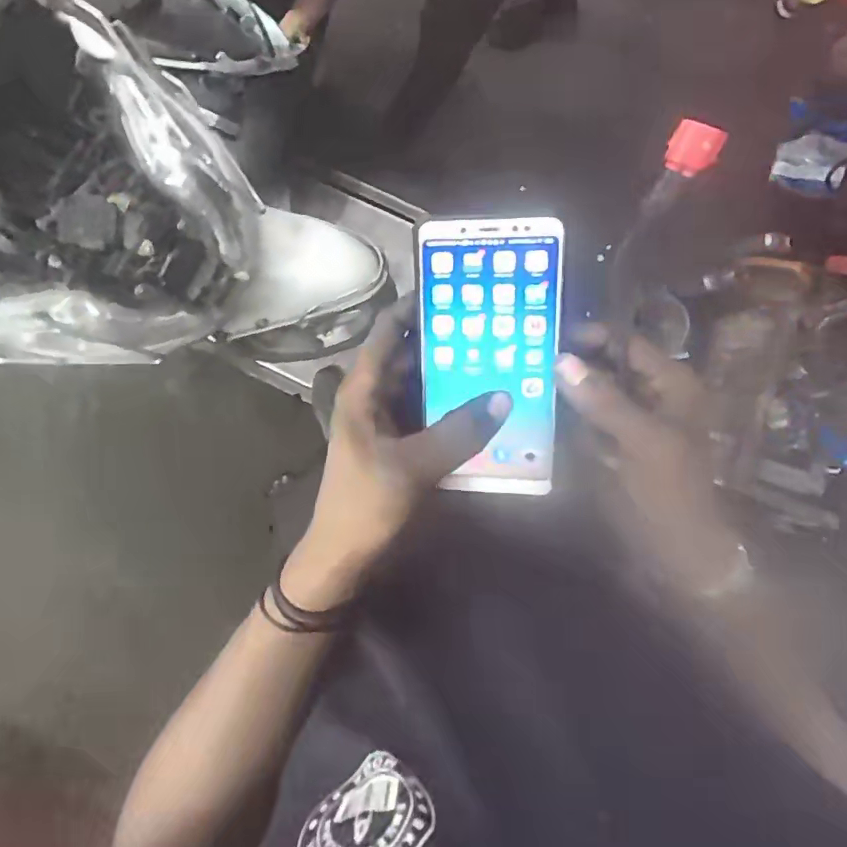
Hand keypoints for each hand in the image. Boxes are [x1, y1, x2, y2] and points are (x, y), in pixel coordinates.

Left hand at [285, 305, 510, 605]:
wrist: (342, 557)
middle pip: (411, 355)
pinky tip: (487, 401)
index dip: (415, 306)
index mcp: (362, 390)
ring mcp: (387, 421)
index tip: (456, 289)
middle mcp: (374, 397)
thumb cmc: (364, 505)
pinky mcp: (401, 443)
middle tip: (493, 322)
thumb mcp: (412, 467)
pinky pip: (430, 412)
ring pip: (423, 384)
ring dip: (454, 372)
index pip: (387, 332)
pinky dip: (454, 405)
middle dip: (447, 339)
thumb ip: (458, 432)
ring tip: (499, 353)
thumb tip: (504, 396)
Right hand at [555, 324, 745, 587]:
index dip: (593, 337)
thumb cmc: (670, 489)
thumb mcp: (640, 439)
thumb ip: (602, 398)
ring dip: (568, 388)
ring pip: (597, 392)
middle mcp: (654, 396)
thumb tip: (561, 359)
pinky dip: (570, 414)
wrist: (682, 549)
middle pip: (611, 366)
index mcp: (673, 384)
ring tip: (528, 377)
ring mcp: (635, 421)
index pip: (629, 344)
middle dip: (576, 361)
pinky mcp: (618, 445)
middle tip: (531, 354)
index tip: (550, 335)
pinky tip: (540, 410)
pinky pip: (591, 419)